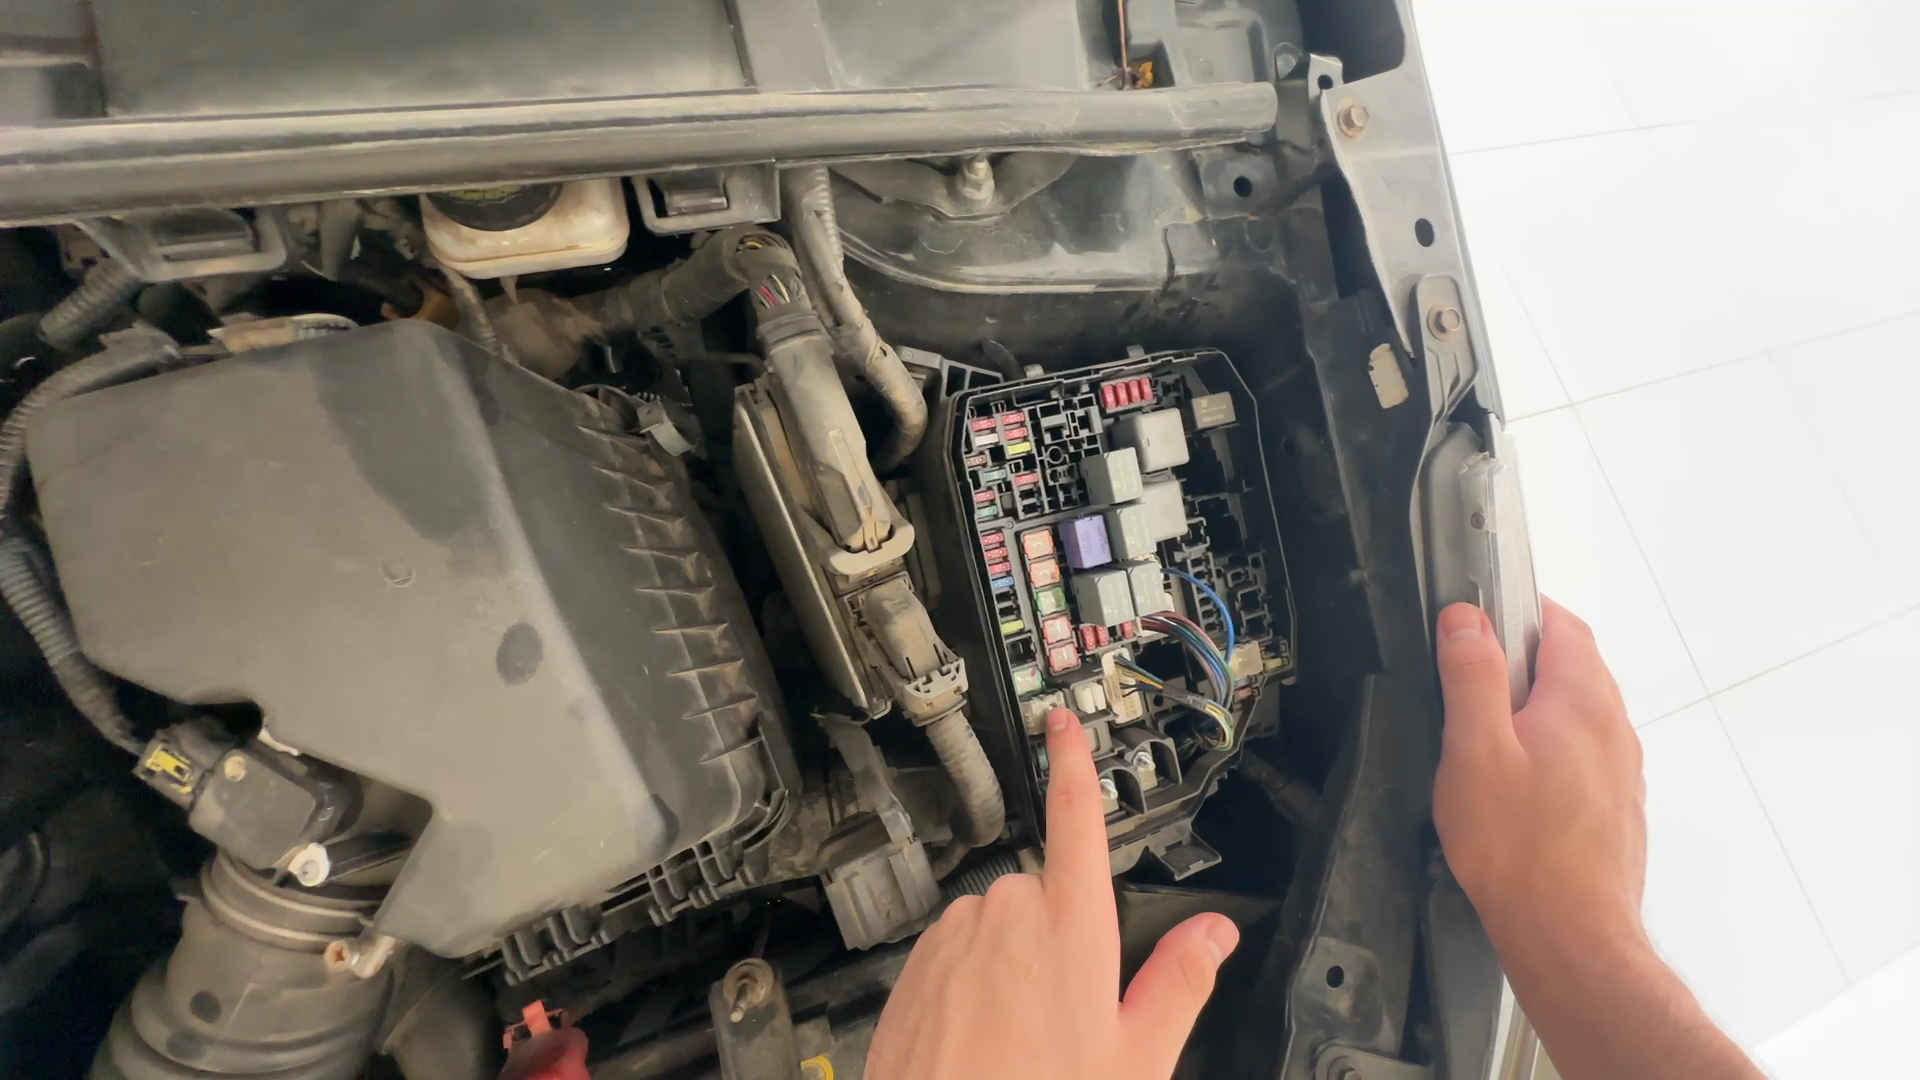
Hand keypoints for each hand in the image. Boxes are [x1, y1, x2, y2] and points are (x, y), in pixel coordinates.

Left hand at [867, 708, 1239, 1079]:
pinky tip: (979, 1033)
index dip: (1071, 758)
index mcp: (1070, 922)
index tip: (1061, 722)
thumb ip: (1178, 980)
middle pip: (1045, 891)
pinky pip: (961, 946)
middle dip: (1057, 933)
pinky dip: (973, 976)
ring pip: (1001, 922)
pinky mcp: (923, 953)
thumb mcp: (1135, 1056)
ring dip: (1012, 960)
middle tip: (1061, 1009)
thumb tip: (1215, 934)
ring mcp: (961, 928)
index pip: (1076, 814)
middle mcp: (1010, 908)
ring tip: (1016, 1033)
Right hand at [1432, 598, 1647, 955]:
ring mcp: (1620, 769)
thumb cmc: (1512, 836)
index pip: (1565, 628)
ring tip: (1477, 717)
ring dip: (1534, 694)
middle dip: (1522, 651)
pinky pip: (1580, 744)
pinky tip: (1509, 766)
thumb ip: (1472, 676)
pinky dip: (1546, 732)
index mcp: (1582, 704)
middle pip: (1575, 664)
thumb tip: (1465, 616)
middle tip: (1462, 665)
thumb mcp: (1474, 747)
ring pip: (1577, 707)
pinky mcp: (1614, 802)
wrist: (1567, 931)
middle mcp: (1613, 729)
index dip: (1523, 608)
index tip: (1475, 612)